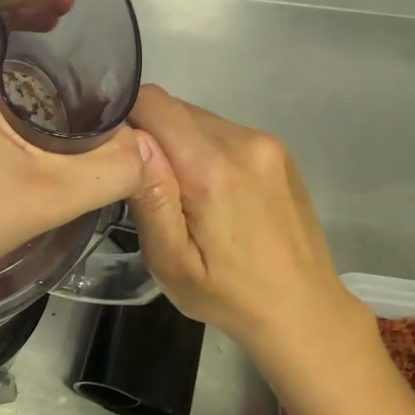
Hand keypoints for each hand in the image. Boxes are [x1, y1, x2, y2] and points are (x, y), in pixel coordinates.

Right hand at [126, 85, 369, 357]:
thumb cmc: (227, 295)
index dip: (123, 121)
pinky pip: (220, 132)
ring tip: (173, 194)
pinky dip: (200, 151)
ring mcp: (266, 143)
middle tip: (139, 186)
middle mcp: (243, 141)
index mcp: (212, 168)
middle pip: (173, 108)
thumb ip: (151, 197)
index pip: (152, 103)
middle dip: (147, 136)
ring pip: (196, 119)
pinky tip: (203, 193)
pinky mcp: (277, 152)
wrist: (303, 311)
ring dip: (174, 145)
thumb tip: (133, 141)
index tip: (111, 156)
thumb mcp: (171, 260)